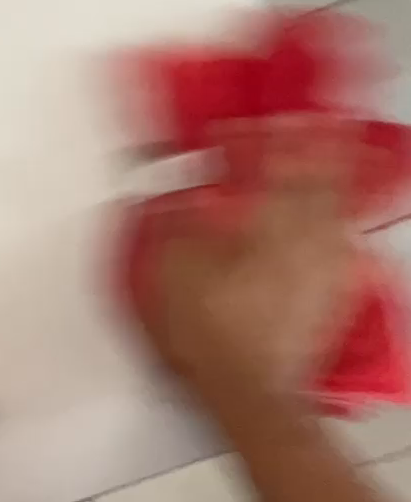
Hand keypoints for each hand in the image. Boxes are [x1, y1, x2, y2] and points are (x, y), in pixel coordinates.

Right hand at [136, 119, 359, 414]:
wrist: (246, 386)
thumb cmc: (205, 330)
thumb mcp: (167, 269)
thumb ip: (176, 225)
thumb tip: (176, 196)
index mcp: (267, 230)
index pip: (282, 168)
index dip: (277, 138)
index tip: (275, 115)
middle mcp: (308, 244)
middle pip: (324, 184)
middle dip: (319, 150)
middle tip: (318, 124)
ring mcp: (326, 270)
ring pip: (334, 211)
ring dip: (329, 181)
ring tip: (324, 161)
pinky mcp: (330, 293)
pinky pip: (334, 240)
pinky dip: (326, 220)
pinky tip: (320, 222)